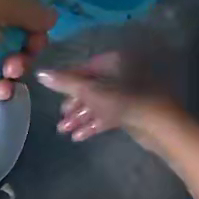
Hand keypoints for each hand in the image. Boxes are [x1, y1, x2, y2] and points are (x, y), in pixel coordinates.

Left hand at [0, 0, 54, 140]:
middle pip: (14, 19)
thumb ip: (28, 6)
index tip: (44, 22)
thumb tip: (51, 15)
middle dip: (27, 40)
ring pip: (4, 49)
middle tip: (30, 53)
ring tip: (10, 77)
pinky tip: (0, 92)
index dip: (33, 0)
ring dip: (15, 65)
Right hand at [37, 54, 183, 144]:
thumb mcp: (90, 90)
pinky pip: (108, 115)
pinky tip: (79, 137)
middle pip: (91, 88)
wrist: (159, 124)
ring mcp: (128, 93)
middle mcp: (122, 73)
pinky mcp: (132, 111)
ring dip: (81, 117)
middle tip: (60, 120)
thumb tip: (39, 73)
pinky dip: (94, 124)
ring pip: (99, 103)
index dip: (67, 82)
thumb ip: (65, 82)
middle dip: (74, 105)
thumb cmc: (124, 100)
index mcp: (114, 61)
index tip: (53, 96)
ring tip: (65, 132)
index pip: (84, 68)